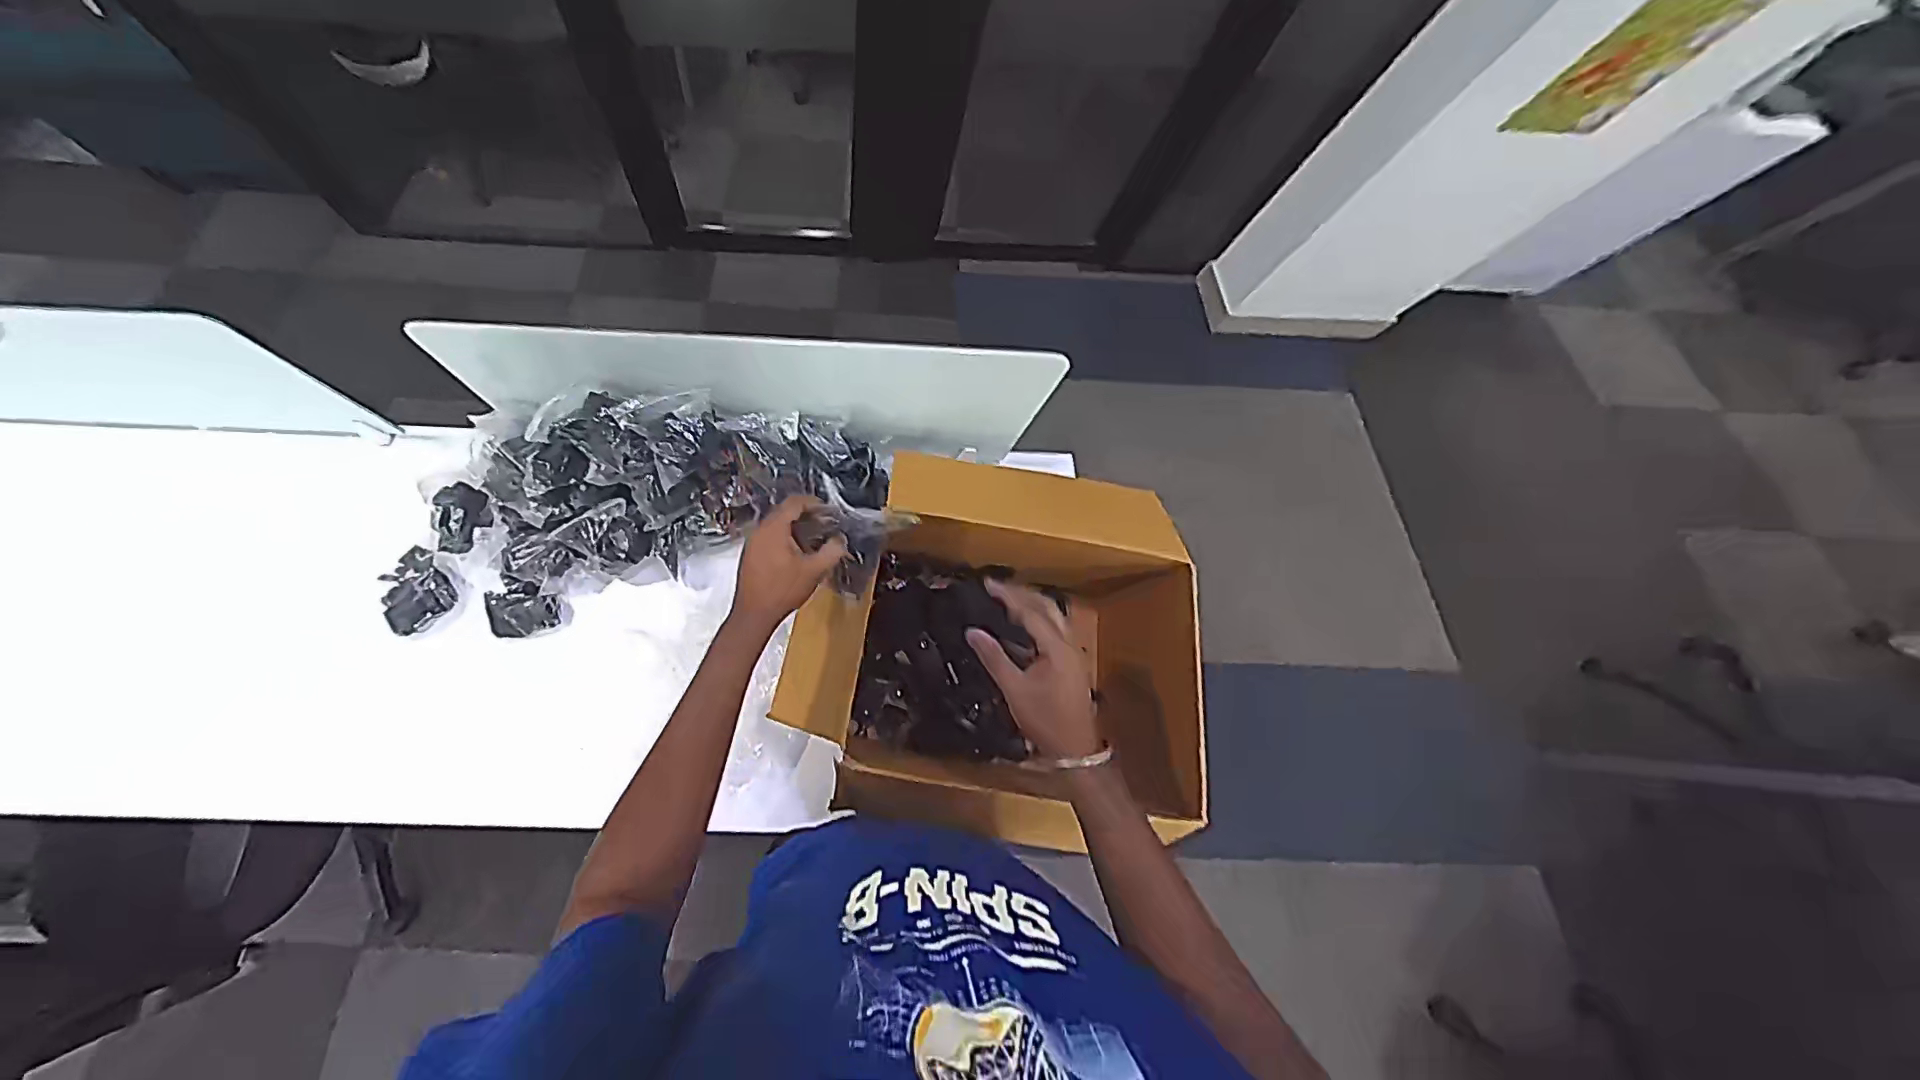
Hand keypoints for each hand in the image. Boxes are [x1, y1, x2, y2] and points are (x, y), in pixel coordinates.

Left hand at [730, 496, 846, 633]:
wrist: (754, 614)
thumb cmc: (784, 589)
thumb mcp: (815, 570)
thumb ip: (832, 551)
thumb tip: (840, 540)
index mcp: (774, 528)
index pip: (794, 503)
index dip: (813, 503)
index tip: (828, 510)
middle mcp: (760, 530)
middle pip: (784, 512)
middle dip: (806, 515)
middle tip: (825, 524)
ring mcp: (752, 543)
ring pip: (776, 525)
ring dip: (796, 528)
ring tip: (814, 539)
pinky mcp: (750, 555)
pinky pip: (769, 537)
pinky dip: (785, 538)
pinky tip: (797, 553)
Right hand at [966, 579, 1100, 759]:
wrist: (1074, 749)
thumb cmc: (1044, 721)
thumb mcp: (1014, 690)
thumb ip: (994, 657)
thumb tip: (973, 631)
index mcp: (1056, 647)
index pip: (1030, 611)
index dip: (1008, 595)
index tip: (988, 584)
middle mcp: (1068, 643)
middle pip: (1047, 606)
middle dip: (1022, 593)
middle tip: (997, 587)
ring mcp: (1073, 652)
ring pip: (1054, 616)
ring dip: (1033, 603)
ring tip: (1008, 599)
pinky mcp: (1072, 661)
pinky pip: (1055, 628)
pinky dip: (1039, 619)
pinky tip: (1023, 624)